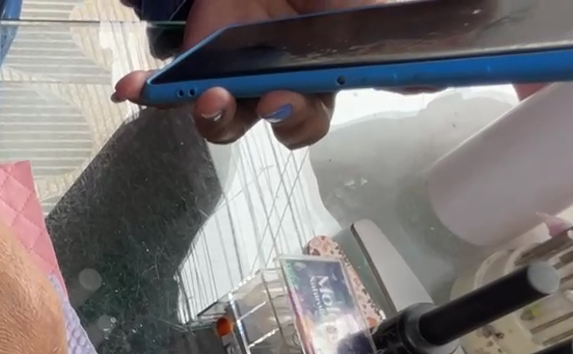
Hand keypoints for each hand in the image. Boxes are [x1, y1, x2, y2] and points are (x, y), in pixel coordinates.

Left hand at [113, 0, 368, 148]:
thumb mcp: (355, 6)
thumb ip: (382, 30)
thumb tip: (444, 61)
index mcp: (307, 83)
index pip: (303, 123)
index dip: (297, 122)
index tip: (290, 104)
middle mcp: (261, 91)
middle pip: (251, 123)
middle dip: (252, 115)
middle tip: (263, 98)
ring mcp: (221, 83)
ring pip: (209, 117)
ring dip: (206, 112)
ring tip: (206, 94)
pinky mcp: (185, 71)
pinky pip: (160, 89)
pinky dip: (144, 88)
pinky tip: (128, 87)